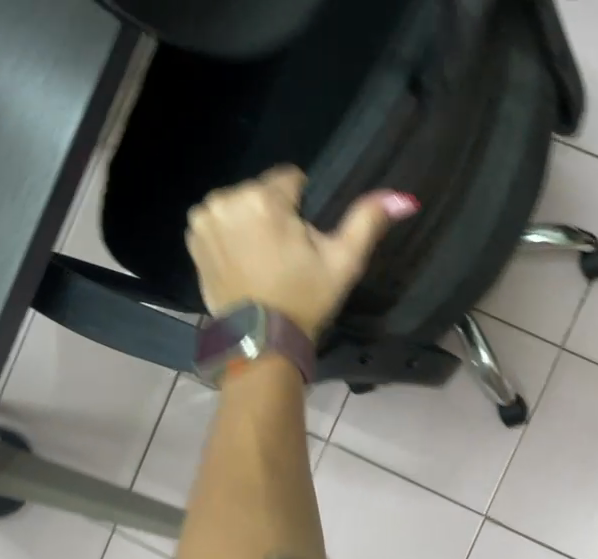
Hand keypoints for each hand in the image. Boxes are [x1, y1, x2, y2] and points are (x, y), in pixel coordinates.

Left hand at [185, 166, 418, 340]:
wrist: (262, 341)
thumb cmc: (306, 299)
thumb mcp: (344, 262)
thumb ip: (367, 222)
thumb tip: (404, 198)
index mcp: (263, 198)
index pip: (292, 179)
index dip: (305, 208)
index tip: (308, 242)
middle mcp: (225, 199)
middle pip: (264, 194)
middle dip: (278, 217)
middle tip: (290, 257)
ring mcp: (204, 219)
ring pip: (242, 208)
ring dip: (254, 225)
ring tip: (268, 262)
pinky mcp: (193, 239)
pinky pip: (221, 225)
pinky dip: (233, 238)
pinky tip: (247, 266)